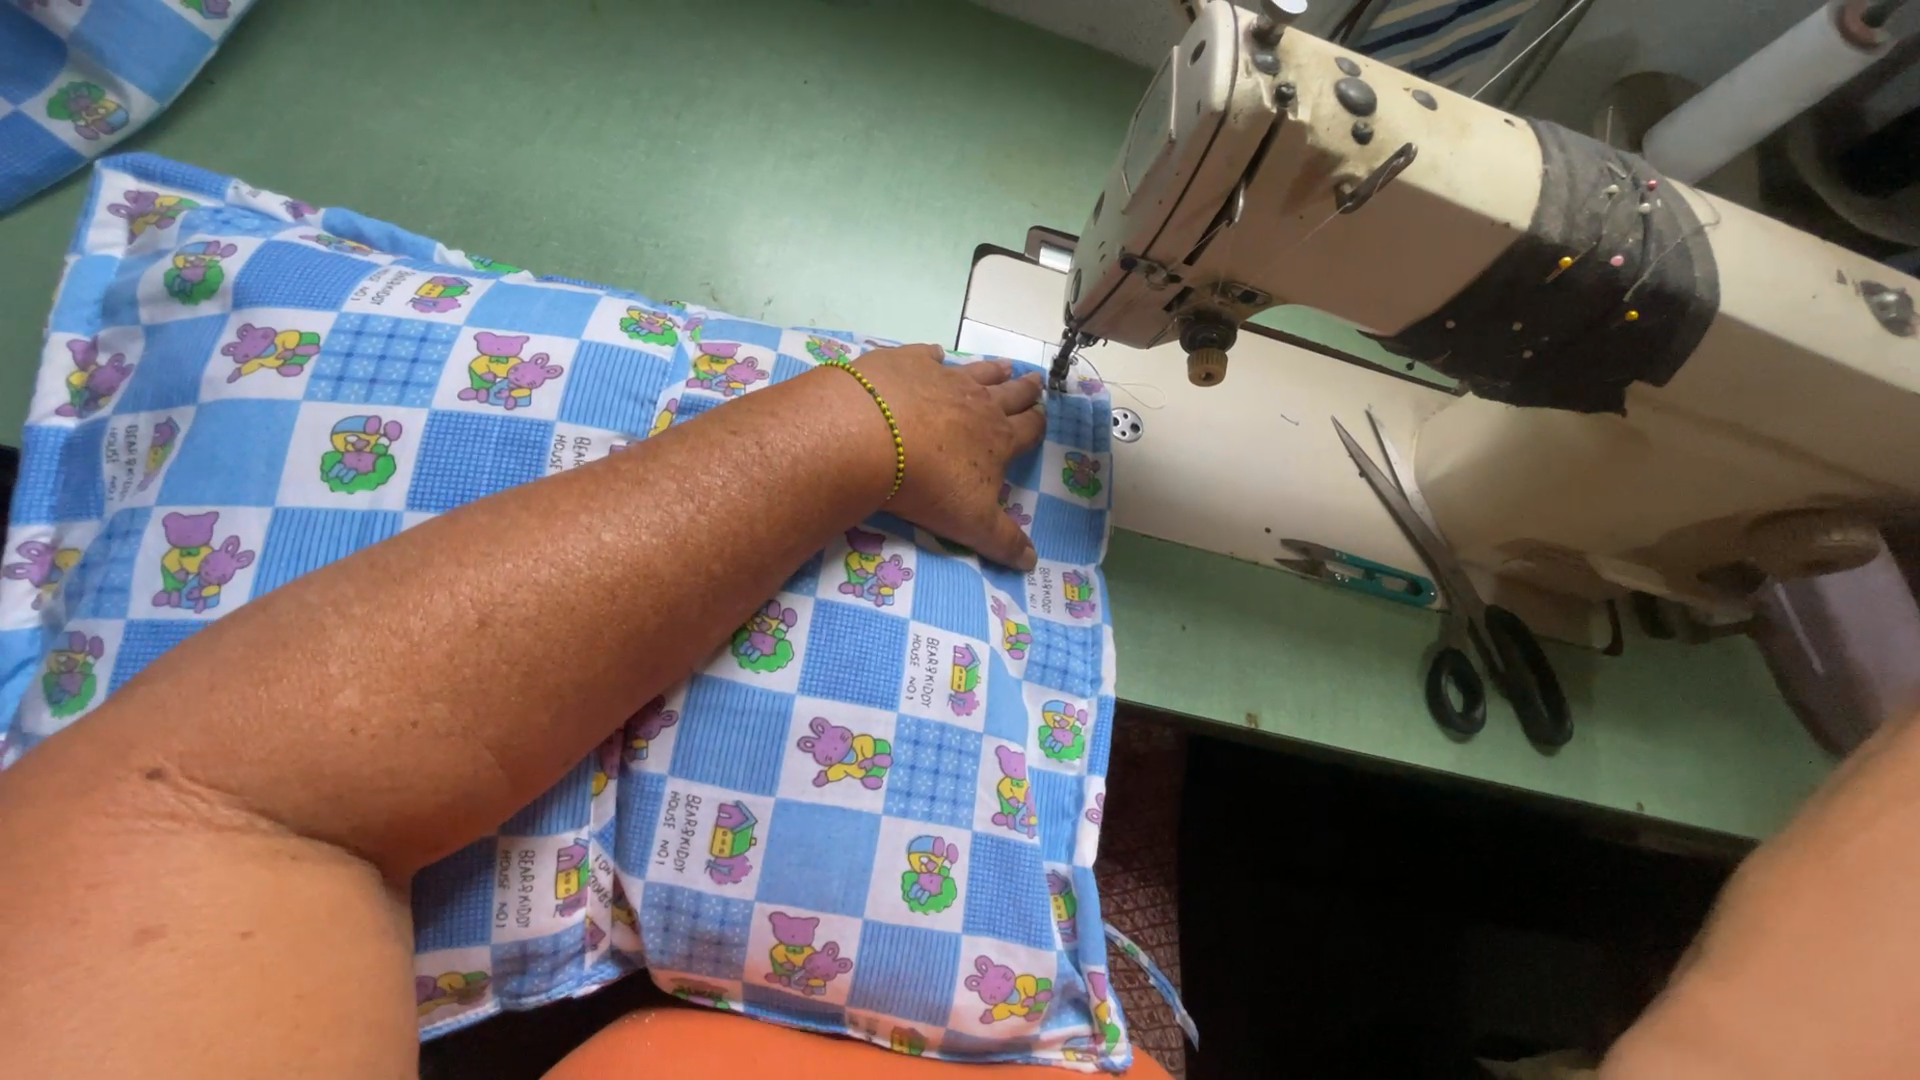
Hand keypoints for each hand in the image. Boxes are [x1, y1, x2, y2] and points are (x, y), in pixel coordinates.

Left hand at [851, 344, 1045, 568]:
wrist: (870, 437)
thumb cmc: (927, 485)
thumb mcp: (970, 523)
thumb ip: (1002, 541)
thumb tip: (1032, 561)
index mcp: (996, 439)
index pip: (1027, 429)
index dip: (1036, 425)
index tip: (1042, 417)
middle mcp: (976, 403)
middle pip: (1009, 393)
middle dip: (1024, 390)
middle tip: (1035, 381)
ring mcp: (941, 378)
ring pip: (976, 370)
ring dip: (992, 369)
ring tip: (1004, 365)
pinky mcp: (905, 362)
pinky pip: (927, 354)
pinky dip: (934, 356)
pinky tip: (935, 354)